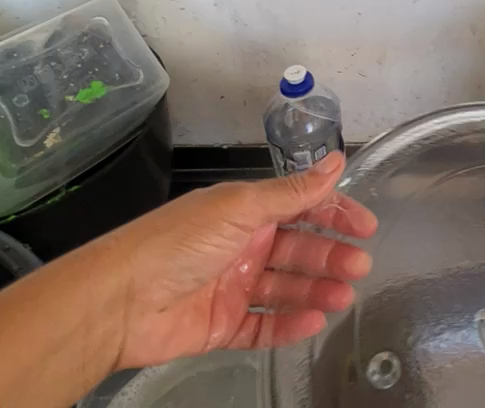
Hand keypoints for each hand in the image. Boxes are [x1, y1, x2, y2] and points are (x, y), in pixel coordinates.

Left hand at [101, 151, 377, 367]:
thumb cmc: (179, 242)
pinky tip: (314, 322)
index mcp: (248, 210)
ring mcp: (235, 287)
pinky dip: (289, 325)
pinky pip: (263, 326)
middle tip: (360, 266)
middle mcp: (245, 245)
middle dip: (332, 255)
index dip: (336, 214)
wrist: (118, 301)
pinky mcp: (222, 325)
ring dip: (318, 290)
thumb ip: (292, 191)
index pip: (303, 207)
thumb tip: (337, 159)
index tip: (366, 227)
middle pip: (300, 249)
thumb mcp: (241, 206)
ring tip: (344, 297)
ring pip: (287, 288)